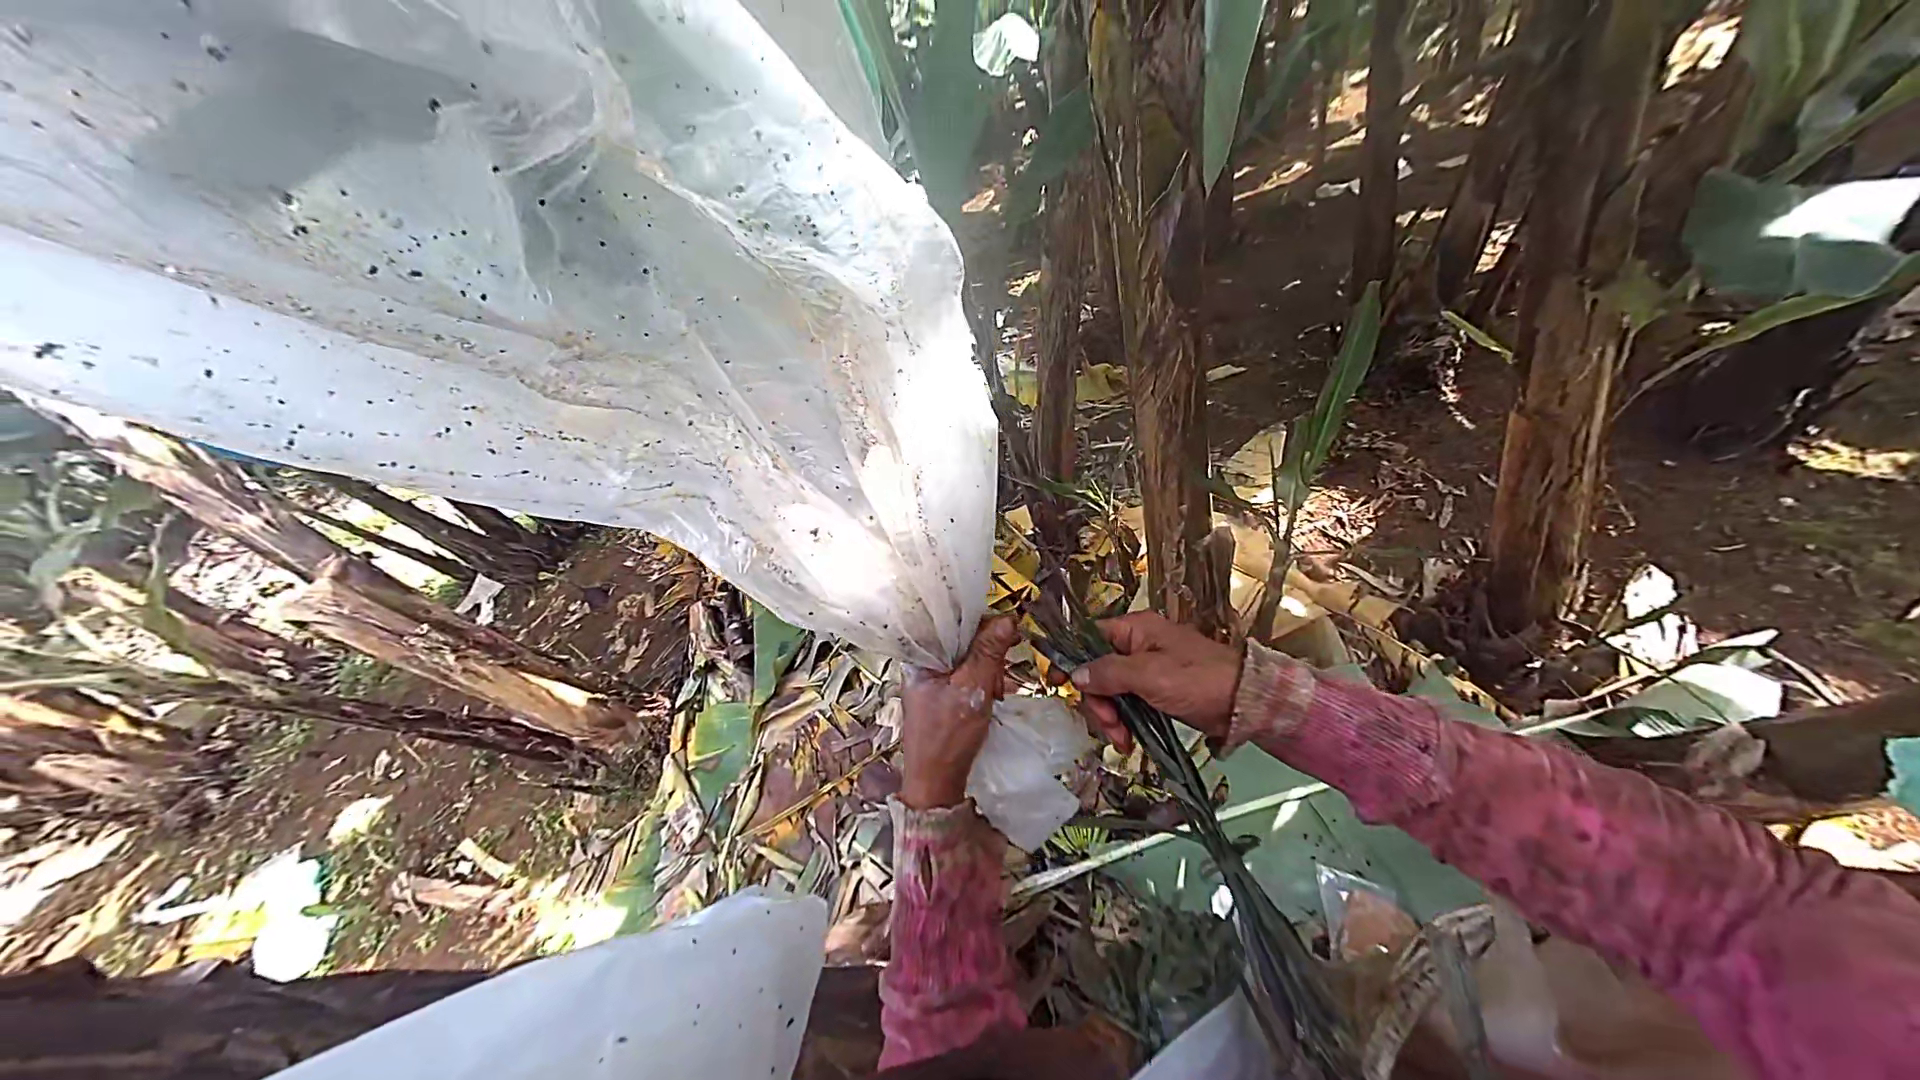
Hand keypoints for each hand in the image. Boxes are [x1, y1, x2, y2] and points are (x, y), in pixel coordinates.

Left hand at [899, 616, 1020, 809]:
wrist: (936, 783)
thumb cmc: (948, 737)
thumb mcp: (973, 689)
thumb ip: (988, 652)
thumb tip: (1006, 618)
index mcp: (919, 656)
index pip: (951, 621)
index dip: (982, 624)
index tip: (1009, 631)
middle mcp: (921, 662)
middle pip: (961, 639)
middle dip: (988, 652)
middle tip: (1003, 672)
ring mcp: (930, 678)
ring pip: (967, 657)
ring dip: (988, 669)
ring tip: (998, 690)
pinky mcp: (940, 692)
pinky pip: (965, 673)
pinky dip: (982, 680)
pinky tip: (993, 694)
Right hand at [1070, 612, 1243, 743]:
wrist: (1244, 703)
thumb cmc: (1197, 679)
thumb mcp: (1149, 674)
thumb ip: (1109, 673)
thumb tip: (1076, 675)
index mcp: (1134, 630)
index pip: (1088, 637)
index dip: (1070, 659)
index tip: (1056, 682)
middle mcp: (1137, 646)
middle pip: (1097, 671)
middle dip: (1099, 702)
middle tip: (1110, 725)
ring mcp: (1146, 670)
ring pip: (1110, 692)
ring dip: (1111, 717)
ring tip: (1122, 740)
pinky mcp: (1156, 692)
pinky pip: (1128, 705)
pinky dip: (1125, 722)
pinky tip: (1129, 740)